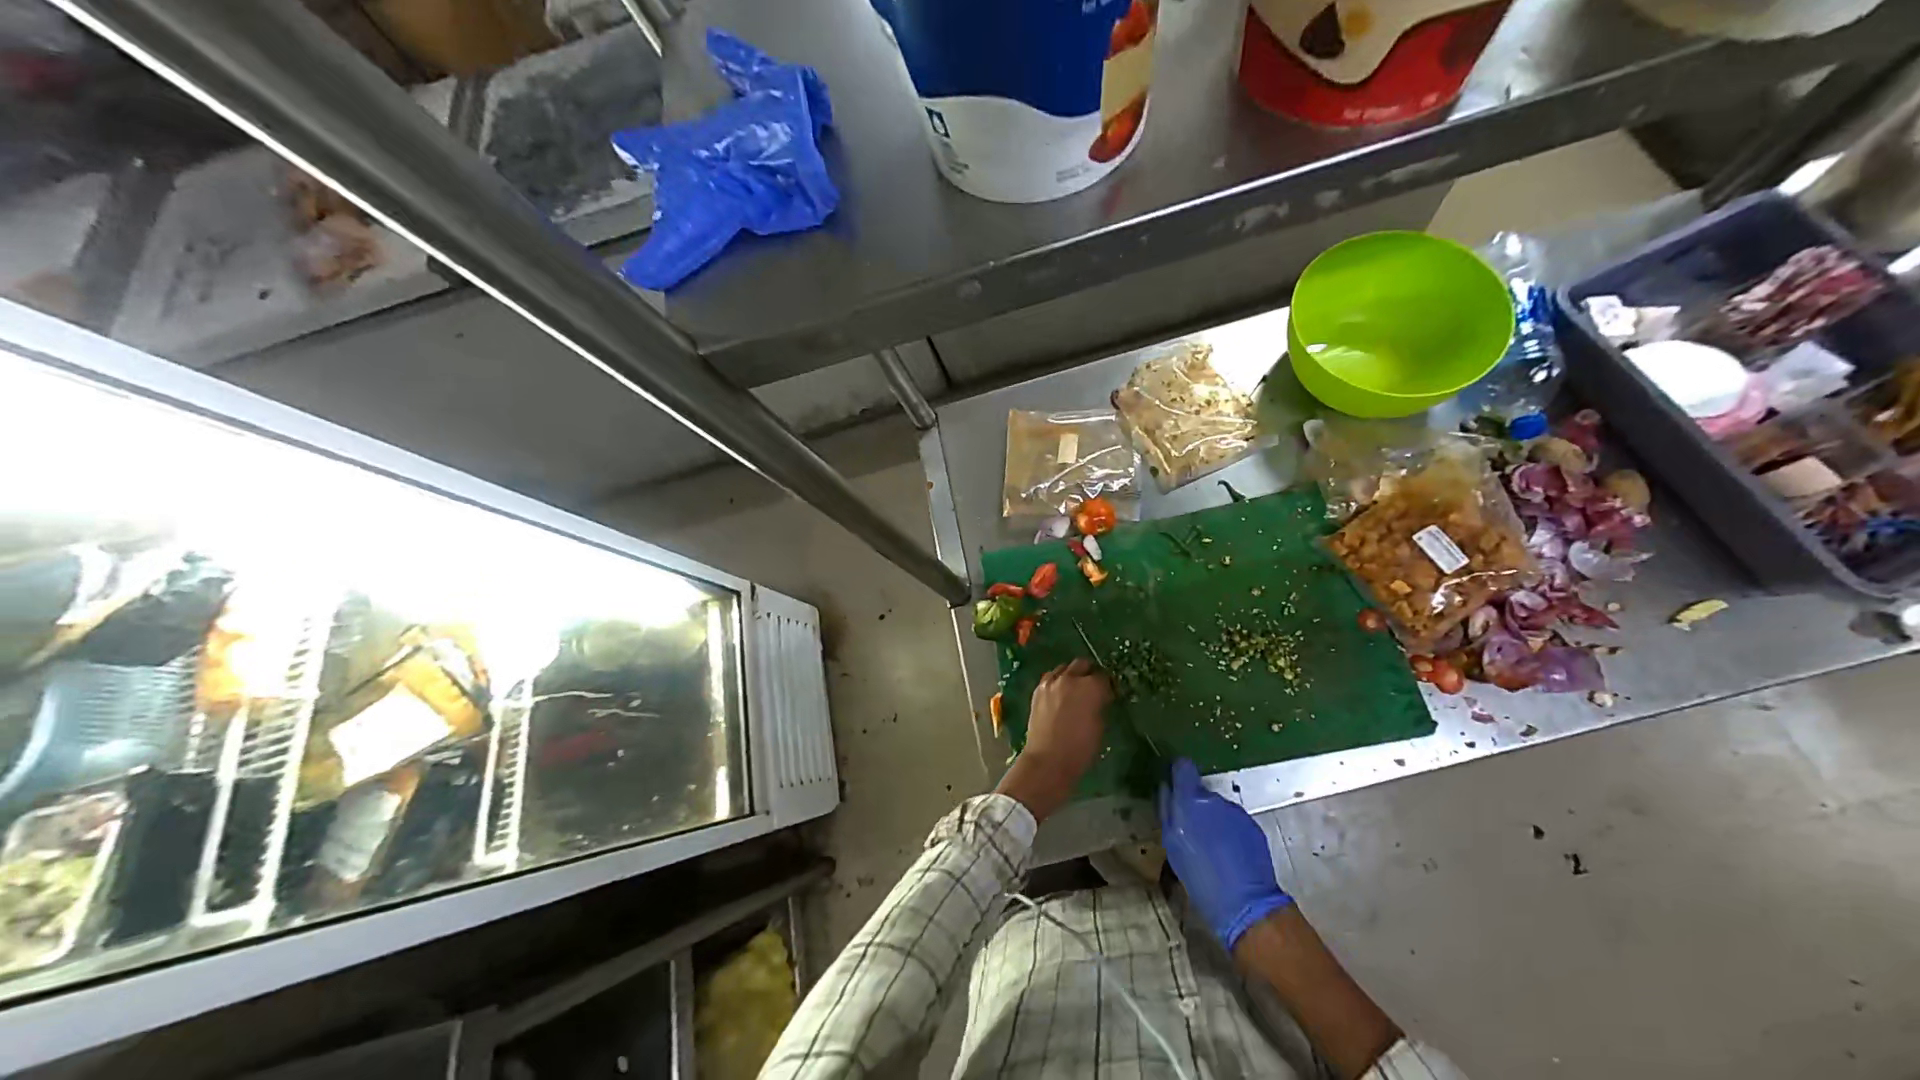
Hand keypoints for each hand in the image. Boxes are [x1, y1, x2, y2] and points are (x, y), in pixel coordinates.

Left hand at [995, 658, 1110, 822]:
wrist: (1048, 760)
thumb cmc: (1081, 748)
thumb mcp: (1100, 726)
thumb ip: (1100, 705)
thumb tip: (1100, 698)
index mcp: (1091, 687)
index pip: (1104, 677)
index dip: (1108, 685)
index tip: (1109, 694)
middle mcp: (1071, 678)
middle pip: (1083, 665)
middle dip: (1090, 673)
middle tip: (1093, 688)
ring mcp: (1051, 682)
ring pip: (1065, 668)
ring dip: (1072, 675)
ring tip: (1075, 690)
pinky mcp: (1038, 690)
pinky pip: (1051, 677)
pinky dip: (1057, 681)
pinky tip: (1059, 694)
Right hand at [1158, 758, 1292, 948]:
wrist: (1245, 902)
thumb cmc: (1198, 875)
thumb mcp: (1172, 843)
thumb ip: (1167, 811)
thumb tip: (1165, 787)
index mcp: (1190, 801)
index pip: (1183, 767)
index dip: (1178, 773)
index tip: (1175, 783)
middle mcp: (1215, 800)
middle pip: (1200, 792)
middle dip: (1195, 805)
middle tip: (1192, 831)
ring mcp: (1236, 812)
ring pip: (1217, 808)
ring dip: (1212, 819)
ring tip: (1211, 847)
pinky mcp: (1253, 826)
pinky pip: (1233, 821)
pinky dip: (1228, 831)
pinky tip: (1228, 854)